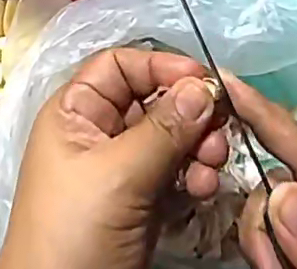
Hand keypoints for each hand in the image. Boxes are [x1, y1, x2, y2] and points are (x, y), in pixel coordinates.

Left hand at [0, 48, 231, 268]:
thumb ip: (162, 130)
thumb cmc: (75, 230)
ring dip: (197, 145)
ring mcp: (121, 170)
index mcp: (76, 111)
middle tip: (221, 127)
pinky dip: (195, 177)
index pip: (119, 67)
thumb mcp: (116, 175)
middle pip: (151, 101)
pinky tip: (207, 188)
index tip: (204, 78)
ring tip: (215, 162)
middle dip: (188, 109)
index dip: (159, 66)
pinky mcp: (142, 205)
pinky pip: (175, 175)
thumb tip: (203, 86)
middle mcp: (99, 132)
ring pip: (169, 139)